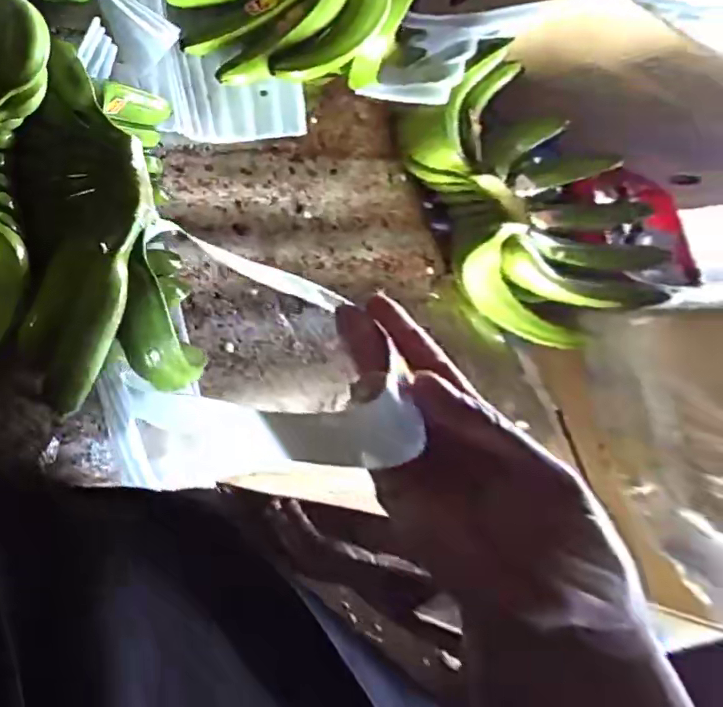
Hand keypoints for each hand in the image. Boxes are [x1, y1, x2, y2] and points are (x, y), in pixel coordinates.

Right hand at [336, 296, 647, 636]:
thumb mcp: (548, 482)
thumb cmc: (569, 544)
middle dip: (370, 345)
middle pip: (395, 381)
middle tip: (346, 311)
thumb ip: (487, 431)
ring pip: (374, 405)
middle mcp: (434, 434)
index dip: (407, 339)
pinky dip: (354, 415)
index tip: (377, 304)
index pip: (437, 373)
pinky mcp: (385, 482)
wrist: (551, 611)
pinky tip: (352, 392)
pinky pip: (366, 442)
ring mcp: (406, 457)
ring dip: (360, 371)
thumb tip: (424, 382)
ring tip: (346, 339)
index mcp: (478, 427)